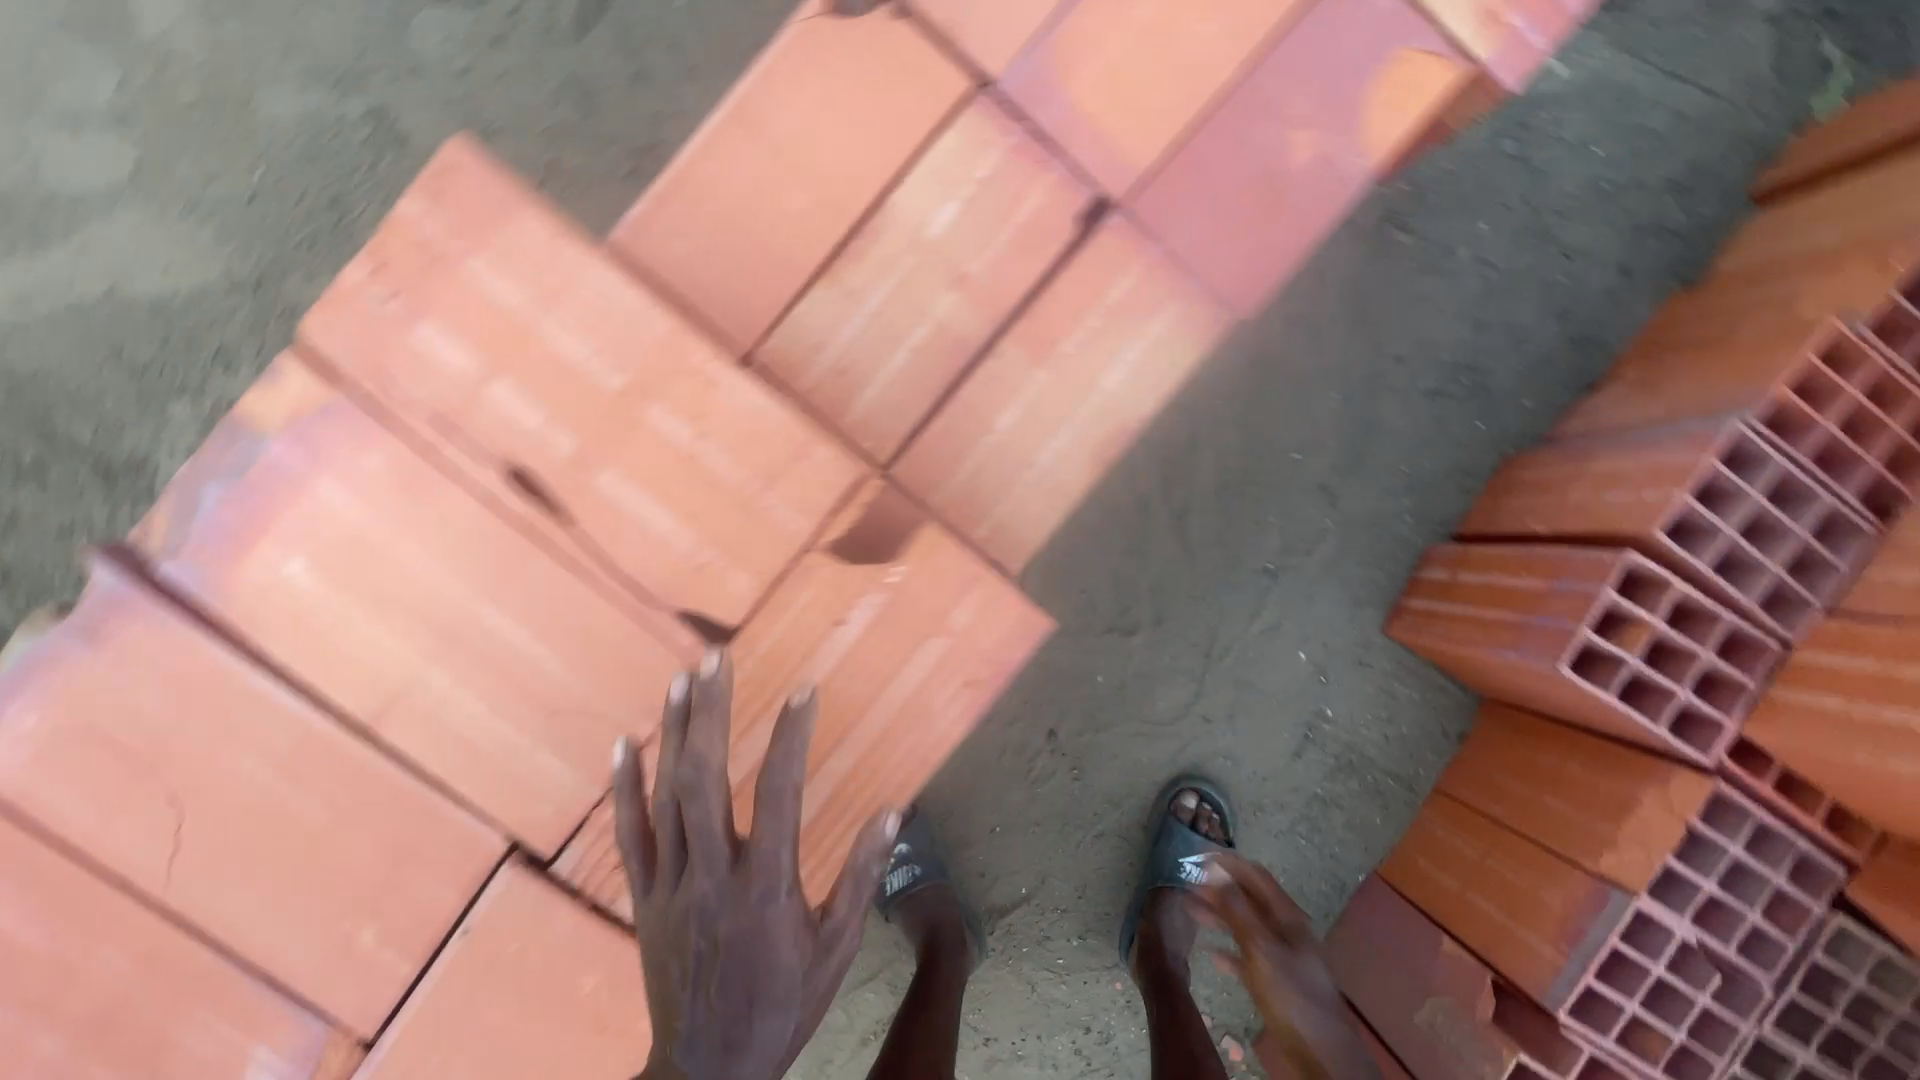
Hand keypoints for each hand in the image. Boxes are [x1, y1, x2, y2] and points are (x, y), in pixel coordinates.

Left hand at [613, 648, 902, 1079]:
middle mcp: (713, 874)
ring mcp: (670, 884)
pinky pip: (630, 834)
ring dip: (673, 732)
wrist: (708, 1067)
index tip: (804, 690)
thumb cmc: (783, 1003)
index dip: (791, 735)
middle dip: (711, 712)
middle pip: (706, 779)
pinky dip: (624, 787)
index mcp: (766, 885)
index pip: (780, 791)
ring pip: (665, 796)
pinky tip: (624, 743)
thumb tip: (892, 809)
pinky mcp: (644, 898)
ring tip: (682, 678)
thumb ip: (861, 875)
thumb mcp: (837, 947)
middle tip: (718, 659)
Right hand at [1198, 854, 1379, 1079]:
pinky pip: (1248, 956)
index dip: (1228, 864)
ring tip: (1190, 910)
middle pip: (1249, 900)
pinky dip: (1228, 950)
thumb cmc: (1292, 995)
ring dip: (1219, 916)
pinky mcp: (1275, 980)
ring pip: (1245, 926)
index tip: (1198, 857)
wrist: (1321, 1051)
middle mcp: (1285, 931)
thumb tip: (1215, 871)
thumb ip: (1238, 910)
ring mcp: (1281, 956)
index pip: (1256, 877)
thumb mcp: (1261, 949)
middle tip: (1187, 883)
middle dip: (1219, 889)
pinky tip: (1211, 954)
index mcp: (1287, 917)